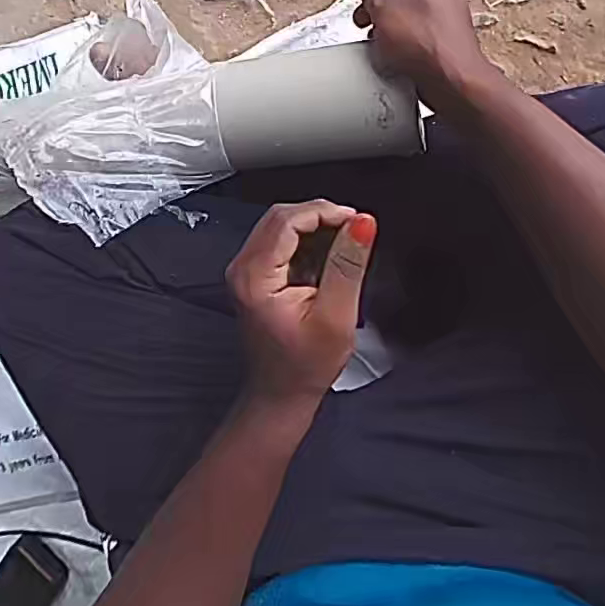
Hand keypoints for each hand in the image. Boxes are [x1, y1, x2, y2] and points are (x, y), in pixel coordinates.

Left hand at [225, 201, 377, 406]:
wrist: (281, 393)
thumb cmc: (304, 366)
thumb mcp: (336, 316)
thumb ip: (347, 265)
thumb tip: (362, 224)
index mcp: (254, 277)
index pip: (287, 221)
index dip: (324, 212)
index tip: (355, 219)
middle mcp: (242, 268)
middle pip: (280, 217)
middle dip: (319, 215)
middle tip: (353, 226)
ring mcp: (245, 271)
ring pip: (279, 225)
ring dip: (314, 226)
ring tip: (345, 242)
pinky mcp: (254, 275)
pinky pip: (279, 241)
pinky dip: (306, 240)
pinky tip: (327, 256)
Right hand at [351, 0, 500, 107]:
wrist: (450, 80)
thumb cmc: (428, 43)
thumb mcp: (384, 5)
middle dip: (375, 2)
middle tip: (367, 15)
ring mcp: (440, 15)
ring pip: (400, 12)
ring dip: (383, 25)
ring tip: (380, 37)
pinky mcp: (437, 38)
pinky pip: (409, 32)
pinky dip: (397, 41)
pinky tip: (393, 52)